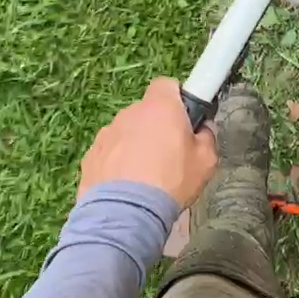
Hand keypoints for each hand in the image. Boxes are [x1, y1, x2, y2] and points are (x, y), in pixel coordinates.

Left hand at [77, 78, 218, 207]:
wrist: (126, 213)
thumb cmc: (172, 180)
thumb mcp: (206, 161)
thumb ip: (207, 137)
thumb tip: (202, 129)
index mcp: (161, 106)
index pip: (167, 84)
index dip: (178, 98)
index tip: (186, 119)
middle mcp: (131, 112)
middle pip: (147, 111)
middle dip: (158, 126)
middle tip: (171, 153)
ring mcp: (107, 133)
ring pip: (127, 132)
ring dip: (136, 145)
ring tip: (146, 175)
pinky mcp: (90, 155)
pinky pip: (110, 152)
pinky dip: (118, 163)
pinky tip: (128, 186)